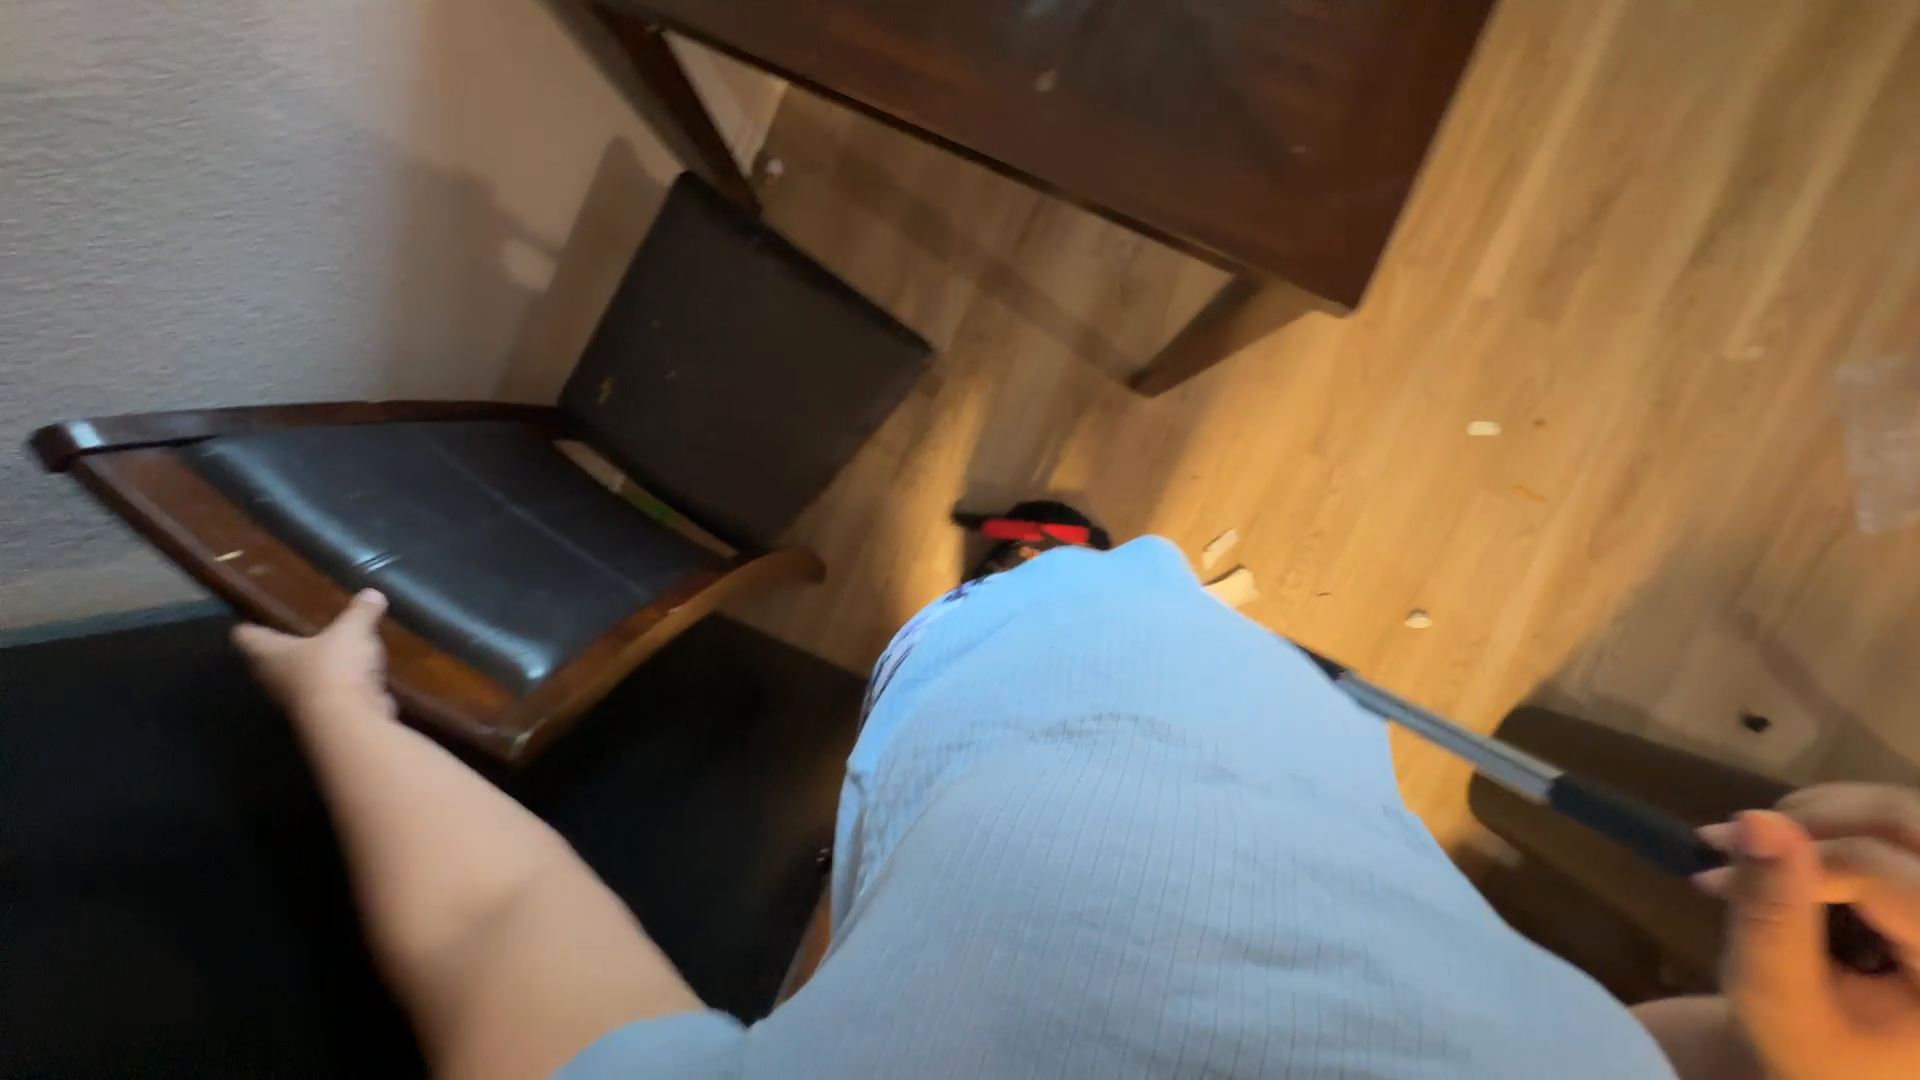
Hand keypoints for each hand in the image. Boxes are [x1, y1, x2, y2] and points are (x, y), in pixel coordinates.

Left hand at [233, 589, 395, 719]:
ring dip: (310, 668)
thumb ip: (361, 612)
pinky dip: (335, 684)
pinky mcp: (321, 712)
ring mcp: (296, 698)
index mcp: (269, 653)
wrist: (348, 717)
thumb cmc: (335, 667)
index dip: (249, 625)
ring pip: (297, 678)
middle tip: (299, 632)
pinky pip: (325, 692)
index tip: (252, 618)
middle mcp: (273, 677)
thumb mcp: (352, 631)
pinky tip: (353, 675)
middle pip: (268, 659)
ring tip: (331, 651)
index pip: (247, 636)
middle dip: (281, 648)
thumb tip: (372, 593)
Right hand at [1694, 784, 1919, 1079]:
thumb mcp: (1776, 994)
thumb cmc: (1812, 1049)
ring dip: (1827, 814)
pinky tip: (1801, 853)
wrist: (1850, 1072)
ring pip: (1907, 814)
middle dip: (1816, 819)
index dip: (1796, 865)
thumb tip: (1754, 819)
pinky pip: (1905, 827)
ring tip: (1763, 846)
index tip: (1713, 877)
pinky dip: (1844, 823)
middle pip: (1910, 823)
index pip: (1889, 877)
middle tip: (1741, 840)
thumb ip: (1769, 910)